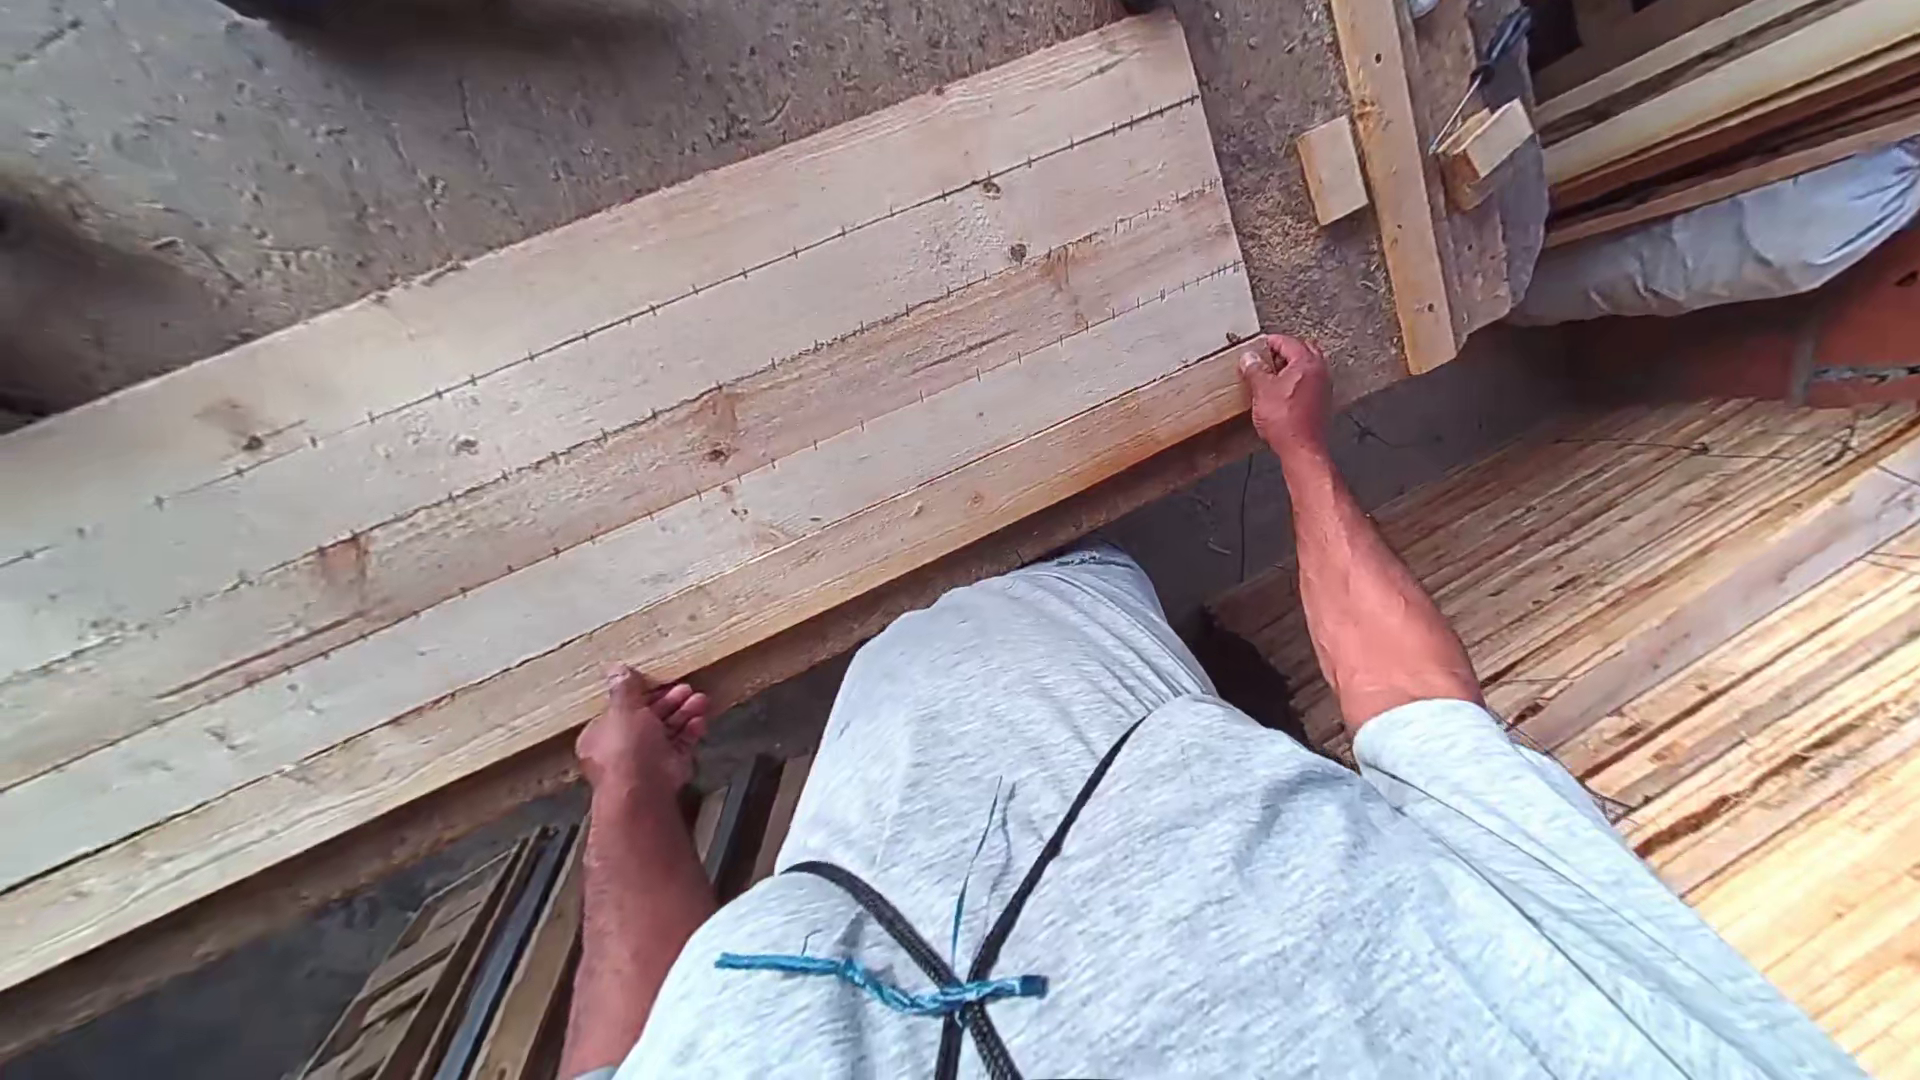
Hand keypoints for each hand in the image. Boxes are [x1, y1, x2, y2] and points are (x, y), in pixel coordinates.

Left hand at [577, 666, 710, 796]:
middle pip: (650, 716)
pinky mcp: (670, 764)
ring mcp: (648, 756)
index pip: (623, 707)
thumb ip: (624, 689)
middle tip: (686, 689)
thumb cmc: (626, 748)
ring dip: (685, 712)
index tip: (660, 680)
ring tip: (700, 700)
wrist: (645, 787)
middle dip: (671, 701)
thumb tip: (616, 669)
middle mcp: (625, 745)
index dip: (643, 693)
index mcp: (603, 732)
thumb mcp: (623, 710)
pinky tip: (699, 721)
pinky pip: (682, 743)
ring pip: (669, 728)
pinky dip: (691, 731)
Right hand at [1238, 334, 1331, 459]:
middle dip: (1283, 351)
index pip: (1288, 342)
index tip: (1258, 344)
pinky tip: (1281, 391)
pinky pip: (1308, 382)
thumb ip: (1255, 370)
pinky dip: (1295, 381)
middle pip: (1302, 351)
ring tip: (1271, 374)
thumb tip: (1249, 358)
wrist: (1301, 447)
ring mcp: (1322, 386)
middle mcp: (1319, 371)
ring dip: (1290, 366)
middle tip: (1265, 357)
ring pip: (1306, 367)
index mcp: (1306, 363)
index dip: (1270, 342)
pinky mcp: (1320, 401)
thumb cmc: (1285, 420)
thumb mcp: (1262, 391)